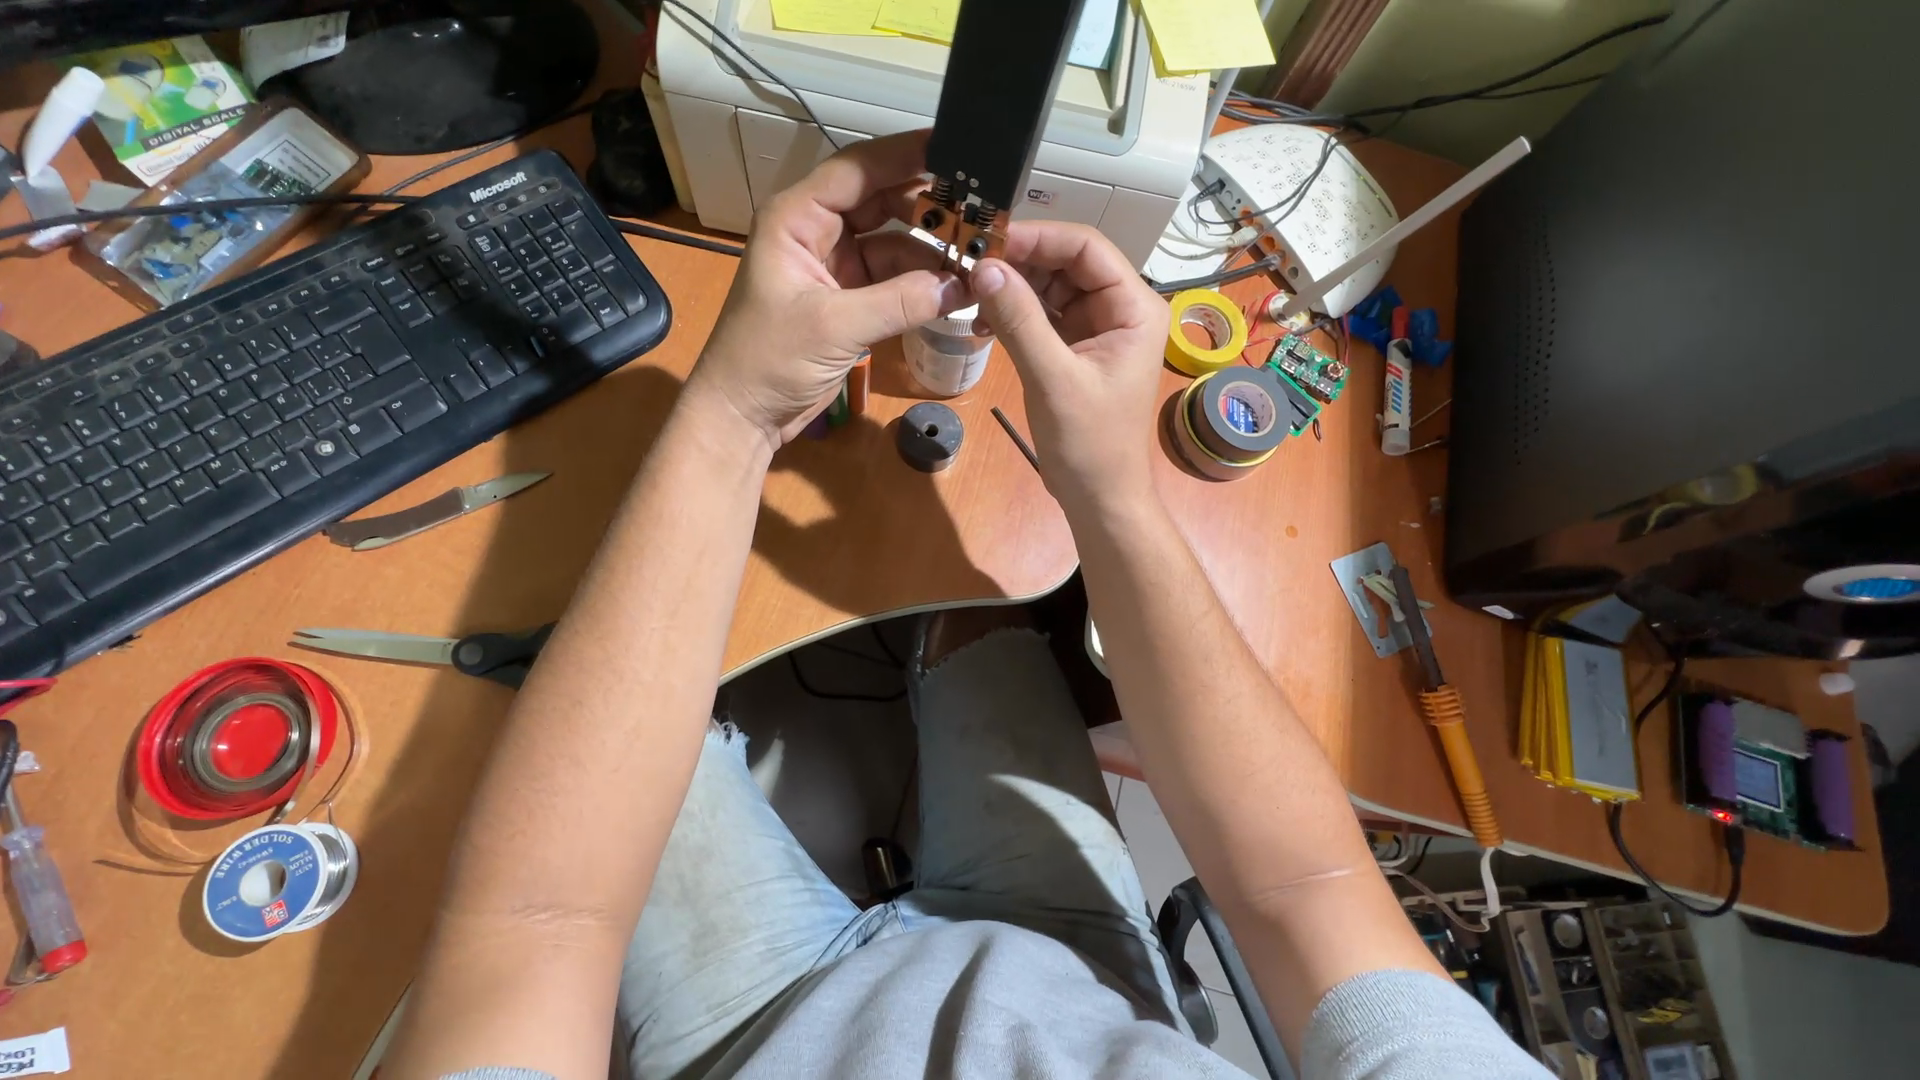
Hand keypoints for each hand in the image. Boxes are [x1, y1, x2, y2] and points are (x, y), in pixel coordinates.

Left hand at [688, 130, 965, 447]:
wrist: (745, 415)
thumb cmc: (768, 359)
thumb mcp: (834, 325)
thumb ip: (899, 301)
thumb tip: (960, 285)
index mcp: (797, 218)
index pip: (858, 169)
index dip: (905, 155)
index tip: (955, 150)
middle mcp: (817, 233)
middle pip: (882, 202)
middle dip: (927, 208)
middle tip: (979, 212)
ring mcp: (835, 268)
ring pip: (893, 245)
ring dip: (929, 254)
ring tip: (975, 258)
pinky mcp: (849, 302)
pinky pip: (893, 282)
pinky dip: (920, 287)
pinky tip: (954, 290)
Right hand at [971, 222, 1168, 517]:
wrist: (1099, 496)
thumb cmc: (1090, 444)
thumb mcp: (1053, 379)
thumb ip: (1019, 320)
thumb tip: (984, 267)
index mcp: (1134, 308)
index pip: (1086, 248)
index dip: (1038, 238)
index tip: (989, 243)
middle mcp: (1119, 309)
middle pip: (1066, 262)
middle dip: (1020, 262)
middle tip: (971, 268)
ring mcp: (1096, 328)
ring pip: (1050, 287)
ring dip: (1012, 288)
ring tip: (972, 297)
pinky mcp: (1074, 348)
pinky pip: (1042, 315)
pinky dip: (1014, 314)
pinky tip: (983, 322)